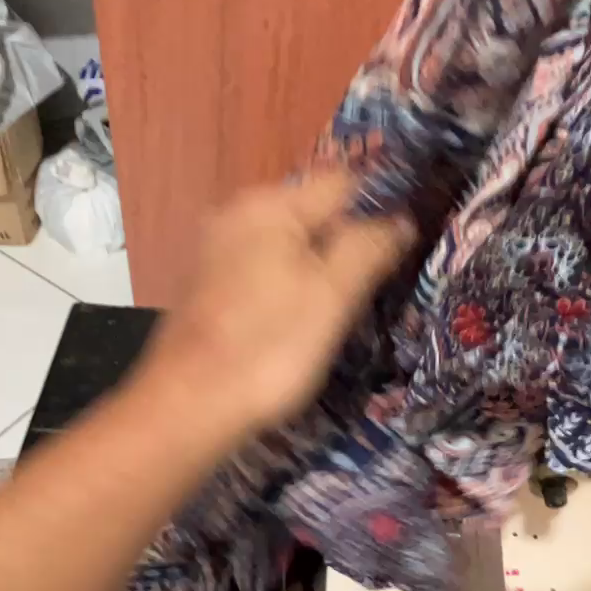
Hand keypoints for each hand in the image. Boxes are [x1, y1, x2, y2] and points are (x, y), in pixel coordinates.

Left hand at [136, 170, 414, 439]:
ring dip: (315, 274)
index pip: (343, 183)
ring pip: (286, 250)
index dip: (380, 210)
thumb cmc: (269, 347)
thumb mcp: (333, 294)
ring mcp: (214, 254)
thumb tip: (403, 218)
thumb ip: (371, 247)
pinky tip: (293, 328)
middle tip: (369, 292)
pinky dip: (283, 293)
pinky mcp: (205, 290)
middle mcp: (235, 215)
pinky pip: (261, 276)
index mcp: (268, 204)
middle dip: (344, 246)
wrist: (188, 407)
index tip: (401, 252)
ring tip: (335, 316)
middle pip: (312, 217)